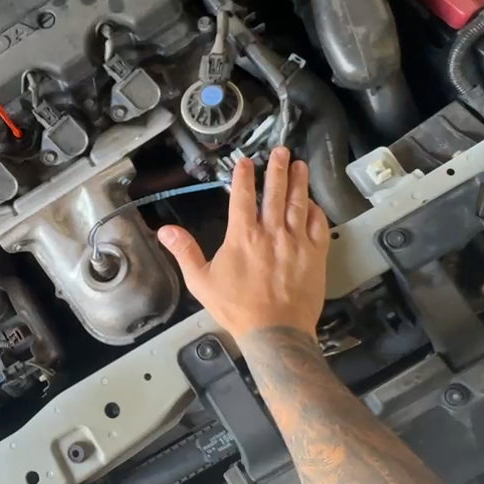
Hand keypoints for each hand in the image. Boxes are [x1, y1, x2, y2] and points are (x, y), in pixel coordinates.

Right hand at [158, 147, 330, 337]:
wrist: (275, 332)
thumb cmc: (237, 308)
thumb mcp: (201, 281)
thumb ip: (185, 252)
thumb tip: (164, 231)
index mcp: (242, 236)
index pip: (243, 197)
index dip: (244, 176)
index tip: (246, 161)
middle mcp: (271, 233)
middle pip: (275, 193)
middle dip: (278, 169)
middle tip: (281, 152)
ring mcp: (296, 243)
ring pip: (299, 203)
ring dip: (299, 182)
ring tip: (300, 166)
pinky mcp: (315, 255)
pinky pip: (319, 225)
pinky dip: (316, 210)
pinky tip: (313, 203)